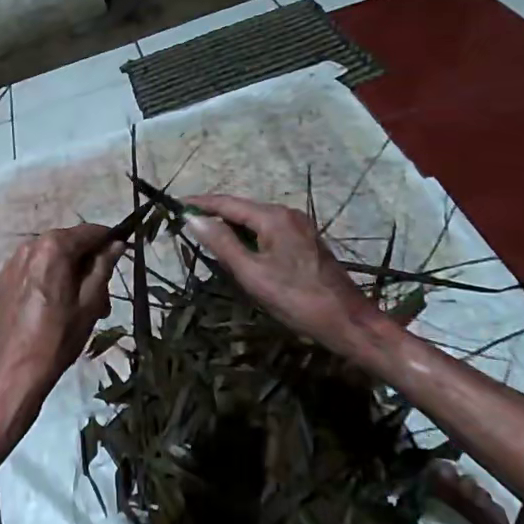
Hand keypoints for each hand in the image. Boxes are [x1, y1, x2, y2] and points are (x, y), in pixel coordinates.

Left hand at [0, 224, 124, 388]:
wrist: (12, 369)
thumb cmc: (58, 337)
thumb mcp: (90, 302)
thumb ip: (103, 267)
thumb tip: (116, 244)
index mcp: (52, 247)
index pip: (90, 231)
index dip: (109, 242)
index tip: (123, 257)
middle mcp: (29, 245)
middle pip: (69, 244)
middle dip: (89, 264)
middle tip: (104, 297)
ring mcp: (12, 262)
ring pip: (52, 258)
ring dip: (70, 273)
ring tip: (81, 307)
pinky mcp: (2, 280)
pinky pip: (34, 270)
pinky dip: (50, 279)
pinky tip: (55, 307)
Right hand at [183, 194, 376, 351]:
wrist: (347, 320)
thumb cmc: (296, 299)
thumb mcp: (252, 274)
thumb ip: (222, 244)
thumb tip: (193, 219)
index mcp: (273, 217)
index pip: (228, 203)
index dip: (201, 203)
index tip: (176, 203)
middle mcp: (287, 214)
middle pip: (242, 208)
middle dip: (214, 214)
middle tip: (186, 223)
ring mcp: (299, 226)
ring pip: (256, 220)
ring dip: (231, 226)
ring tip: (205, 235)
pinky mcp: (305, 241)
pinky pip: (268, 230)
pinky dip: (248, 235)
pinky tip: (238, 249)